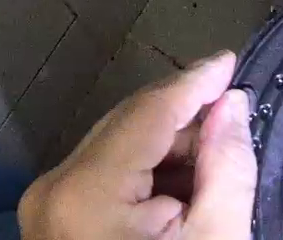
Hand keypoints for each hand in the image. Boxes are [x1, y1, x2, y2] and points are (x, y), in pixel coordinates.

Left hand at [21, 51, 256, 239]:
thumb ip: (226, 166)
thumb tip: (231, 106)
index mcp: (86, 192)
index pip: (150, 111)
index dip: (195, 81)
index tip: (230, 60)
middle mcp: (55, 188)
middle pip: (133, 124)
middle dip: (186, 116)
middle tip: (234, 114)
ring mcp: (47, 207)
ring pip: (121, 147)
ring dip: (170, 145)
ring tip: (215, 160)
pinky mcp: (52, 224)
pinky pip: (108, 175)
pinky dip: (148, 173)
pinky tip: (183, 189)